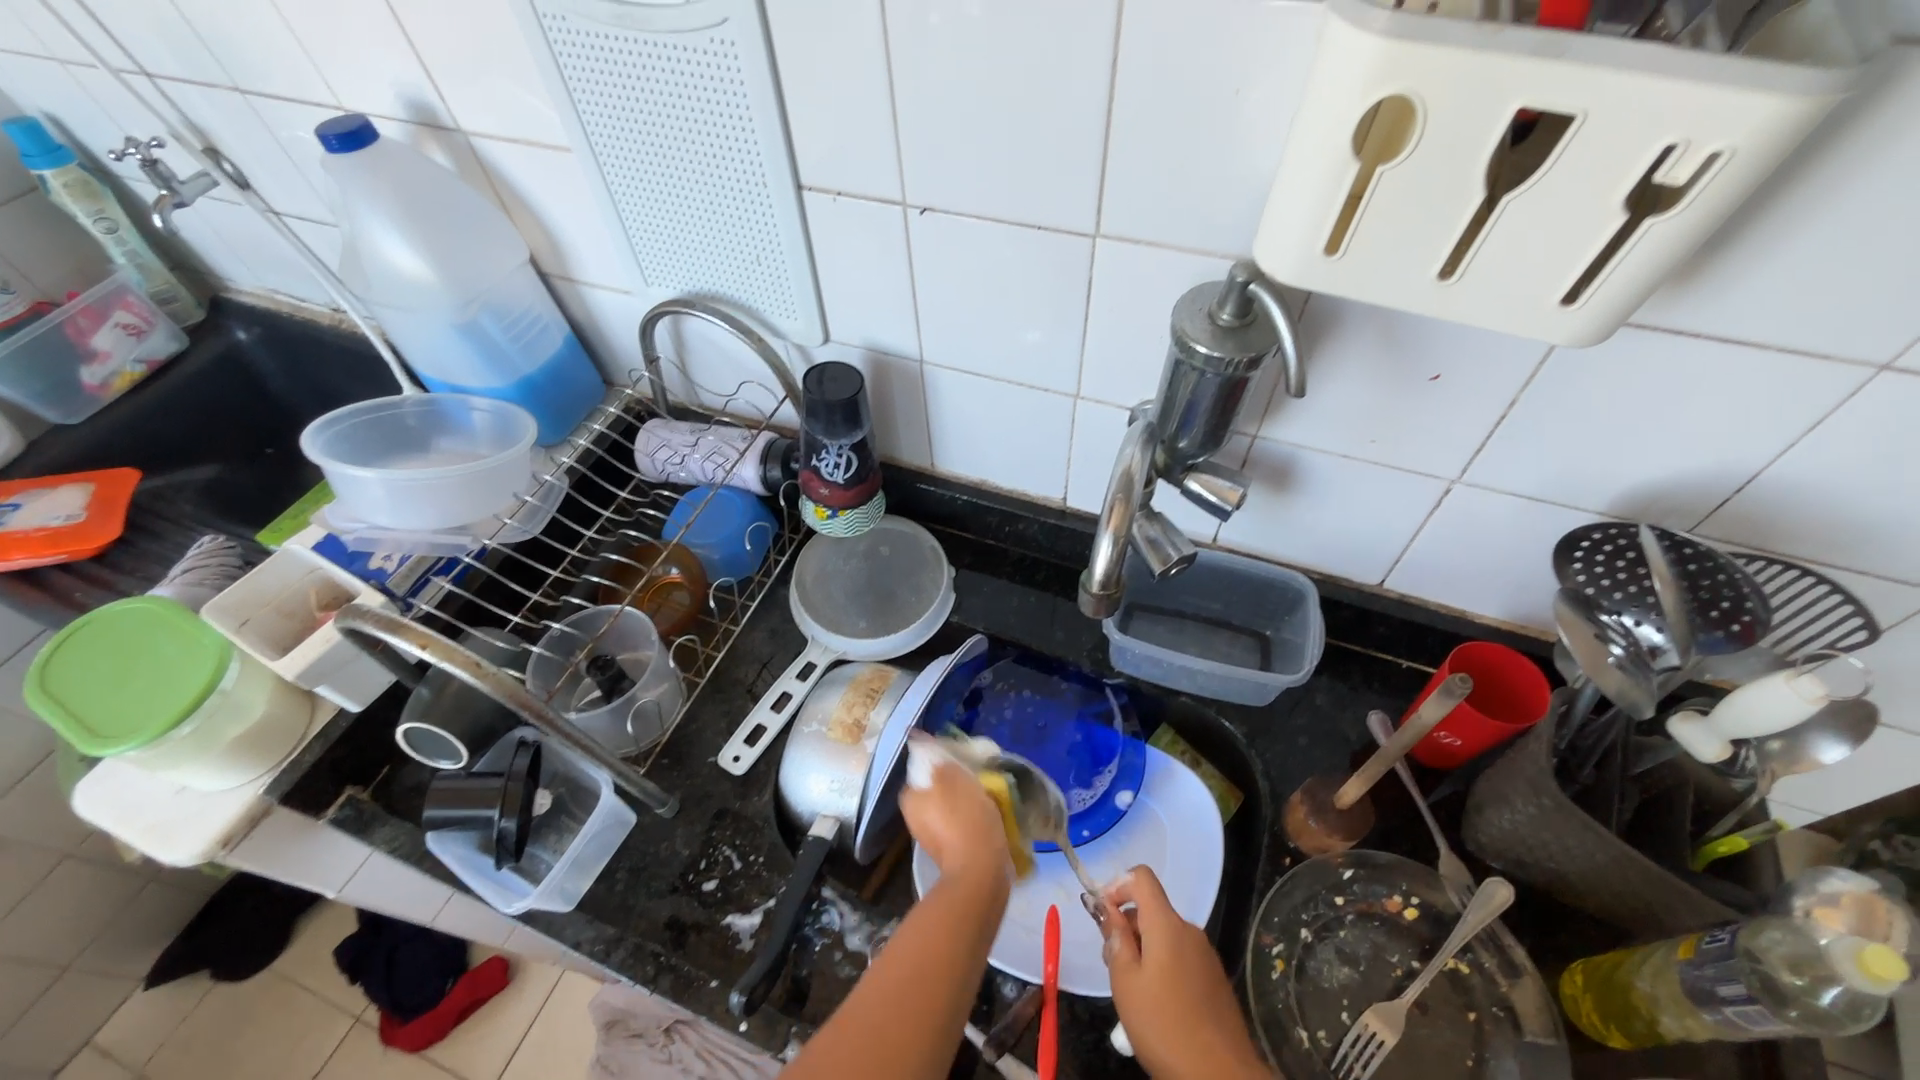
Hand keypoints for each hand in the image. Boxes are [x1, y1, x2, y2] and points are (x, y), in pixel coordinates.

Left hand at [899, 746, 1011, 885]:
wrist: (980, 871)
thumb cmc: (964, 818)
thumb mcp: (951, 775)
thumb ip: (935, 755)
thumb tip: (919, 737)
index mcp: (910, 797)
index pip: (923, 768)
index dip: (944, 760)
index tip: (965, 760)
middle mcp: (914, 818)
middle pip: (938, 788)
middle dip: (957, 781)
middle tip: (981, 776)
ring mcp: (932, 838)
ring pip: (951, 807)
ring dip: (967, 800)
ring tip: (991, 796)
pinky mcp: (951, 853)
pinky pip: (962, 825)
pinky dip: (973, 820)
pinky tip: (990, 818)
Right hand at [1103, 866, 1269, 1079]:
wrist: (1221, 1075)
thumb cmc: (1163, 1026)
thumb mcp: (1125, 983)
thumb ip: (1116, 940)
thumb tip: (1108, 910)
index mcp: (1167, 925)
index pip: (1142, 878)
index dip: (1117, 886)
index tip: (1102, 916)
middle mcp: (1190, 931)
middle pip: (1152, 910)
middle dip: (1126, 927)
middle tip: (1112, 966)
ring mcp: (1205, 955)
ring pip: (1165, 936)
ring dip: (1142, 950)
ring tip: (1132, 992)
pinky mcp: (1214, 978)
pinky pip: (1180, 956)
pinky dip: (1161, 966)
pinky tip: (1157, 1004)